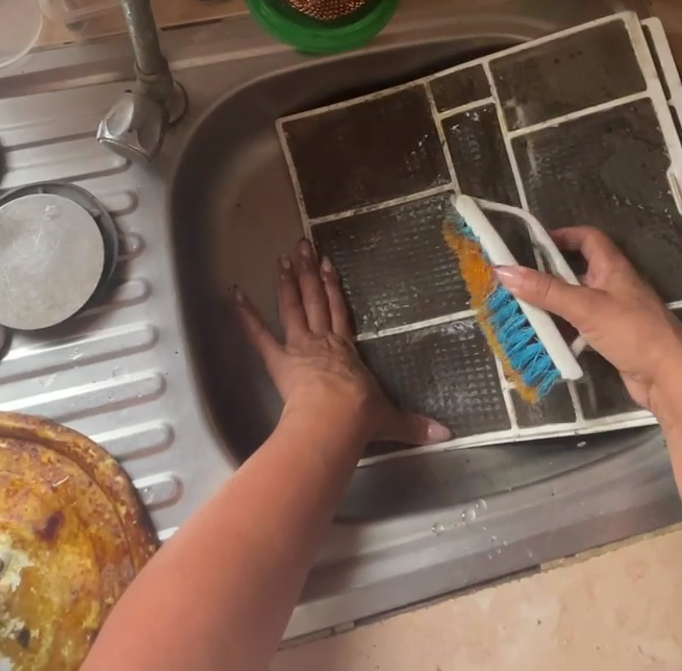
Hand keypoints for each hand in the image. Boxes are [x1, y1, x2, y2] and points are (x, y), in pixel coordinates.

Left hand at [234, 240, 451, 447]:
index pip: (339, 311)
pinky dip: (246, 315)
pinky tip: (235, 295)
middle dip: (308, 273)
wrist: (334, 421)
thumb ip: (415, 426)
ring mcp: (299, 347)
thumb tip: (447, 435)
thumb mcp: (391, 420)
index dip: (332, 286)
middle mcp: (322, 341)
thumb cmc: (360, 417)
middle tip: (301, 246)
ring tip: (280, 260)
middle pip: (314, 301)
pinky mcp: (278, 360)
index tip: (326, 262)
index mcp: (346, 350)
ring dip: (286, 284)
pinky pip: (259, 336)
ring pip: (292, 309)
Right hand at [493, 226, 681, 406]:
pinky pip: (581, 325)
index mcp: (613, 267)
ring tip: (523, 307)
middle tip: (520, 278)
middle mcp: (614, 285)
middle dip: (550, 273)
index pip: (588, 238)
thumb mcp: (584, 307)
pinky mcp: (613, 338)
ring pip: (578, 300)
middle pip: (578, 270)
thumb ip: (544, 290)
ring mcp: (615, 313)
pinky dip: (564, 328)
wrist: (671, 379)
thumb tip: (503, 271)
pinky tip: (547, 336)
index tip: (534, 244)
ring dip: (554, 303)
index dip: (564, 235)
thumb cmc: (633, 332)